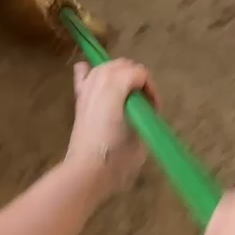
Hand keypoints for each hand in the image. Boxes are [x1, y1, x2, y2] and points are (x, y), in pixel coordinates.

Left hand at [63, 59, 151, 197]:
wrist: (87, 170)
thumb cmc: (118, 158)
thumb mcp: (142, 136)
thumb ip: (146, 113)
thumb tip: (146, 106)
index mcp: (115, 87)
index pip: (140, 72)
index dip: (152, 88)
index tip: (155, 110)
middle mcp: (98, 79)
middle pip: (123, 64)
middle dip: (138, 79)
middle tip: (145, 105)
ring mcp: (86, 86)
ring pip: (107, 66)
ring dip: (121, 76)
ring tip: (129, 99)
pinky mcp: (79, 96)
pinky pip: (85, 73)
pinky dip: (94, 73)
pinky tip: (101, 84)